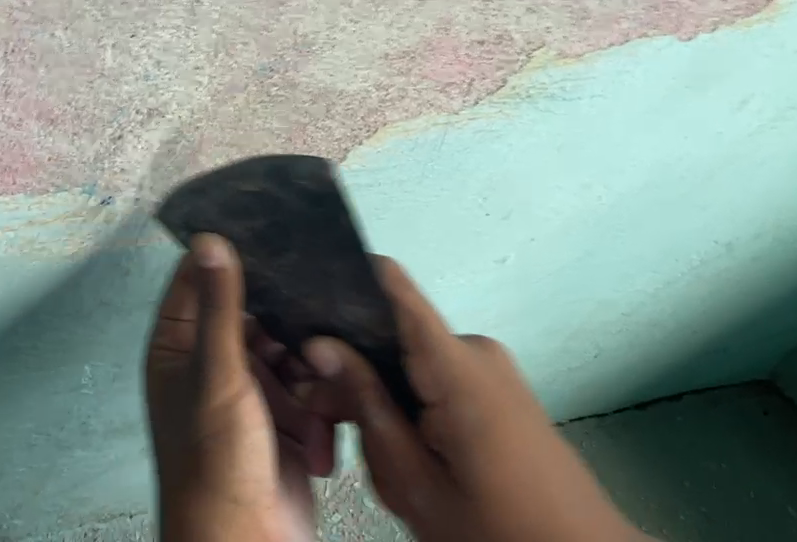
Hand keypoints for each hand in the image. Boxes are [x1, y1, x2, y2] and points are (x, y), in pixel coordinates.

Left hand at [144, 235, 333, 541]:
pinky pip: (304, 390)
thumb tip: (210, 237)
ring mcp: (246, 392)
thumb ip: (219, 307)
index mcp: (177, 344)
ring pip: (285, 354)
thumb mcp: (218, 374)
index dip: (230, 258)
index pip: (198, 280)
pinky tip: (320, 428)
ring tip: (314, 393)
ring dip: (305, 373)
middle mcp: (207, 361)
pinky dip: (316, 407)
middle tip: (316, 321)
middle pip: (253, 317)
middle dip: (284, 326)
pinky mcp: (280, 421)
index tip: (271, 234)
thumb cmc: (217, 457)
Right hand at [304, 258, 648, 541]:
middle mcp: (472, 349)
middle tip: (330, 435)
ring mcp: (488, 368)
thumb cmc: (497, 532)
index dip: (342, 279)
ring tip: (384, 467)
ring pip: (405, 363)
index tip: (299, 309)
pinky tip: (406, 459)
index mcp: (455, 363)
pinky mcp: (495, 388)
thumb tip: (317, 343)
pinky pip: (431, 377)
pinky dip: (408, 409)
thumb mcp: (414, 482)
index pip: (390, 283)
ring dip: (381, 404)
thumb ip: (365, 404)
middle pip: (386, 335)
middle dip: (353, 378)